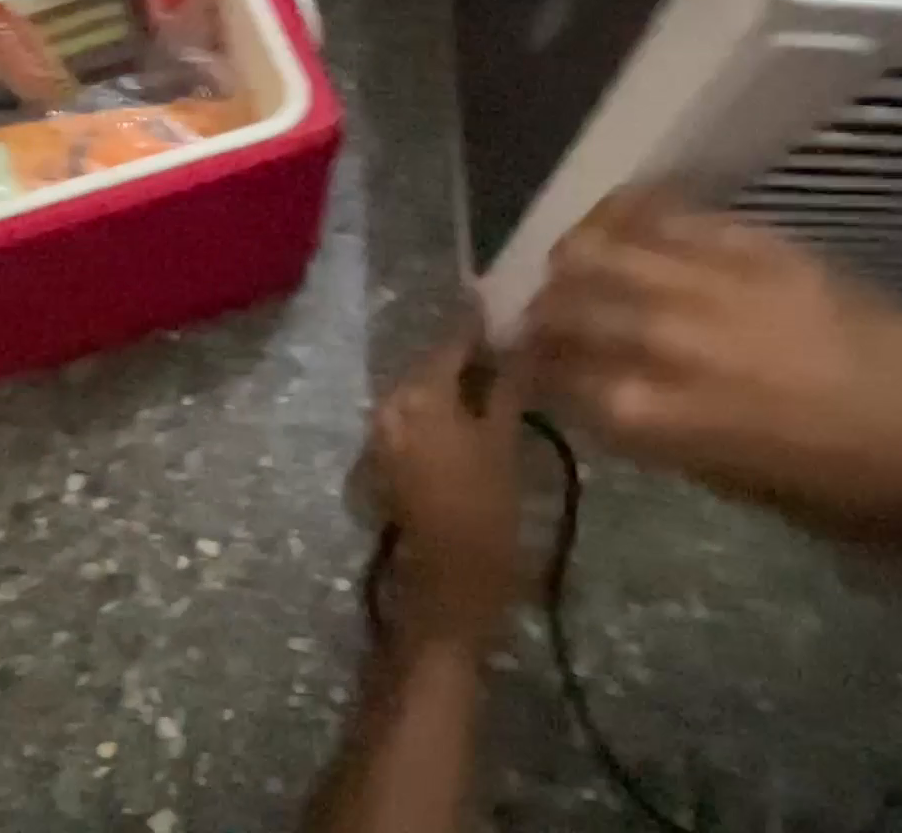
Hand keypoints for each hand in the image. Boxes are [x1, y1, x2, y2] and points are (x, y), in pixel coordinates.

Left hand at [367, 316, 526, 647]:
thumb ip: (506, 385)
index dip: (480, 329)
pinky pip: (412, 416)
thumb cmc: (485, 510)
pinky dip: (437, 410)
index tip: (510, 319)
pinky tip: (468, 416)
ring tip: (495, 385)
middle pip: (432, 365)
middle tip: (509, 354)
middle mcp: (390, 403)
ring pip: (421, 390)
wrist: (448, 582)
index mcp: (420, 394)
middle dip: (467, 357)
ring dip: (453, 384)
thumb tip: (520, 342)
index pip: (451, 342)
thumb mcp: (503, 441)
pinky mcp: (382, 455)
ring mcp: (381, 430)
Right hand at [524, 188, 901, 514]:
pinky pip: (668, 213)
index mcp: (649, 415)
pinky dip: (629, 212)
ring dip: (571, 257)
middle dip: (536, 311)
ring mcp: (706, 285)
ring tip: (566, 260)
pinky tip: (617, 218)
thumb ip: (645, 427)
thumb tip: (599, 391)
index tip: (522, 361)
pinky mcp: (753, 247)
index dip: (529, 364)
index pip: (555, 373)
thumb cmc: (826, 486)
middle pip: (563, 306)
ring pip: (601, 249)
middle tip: (538, 314)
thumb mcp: (715, 477)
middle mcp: (662, 342)